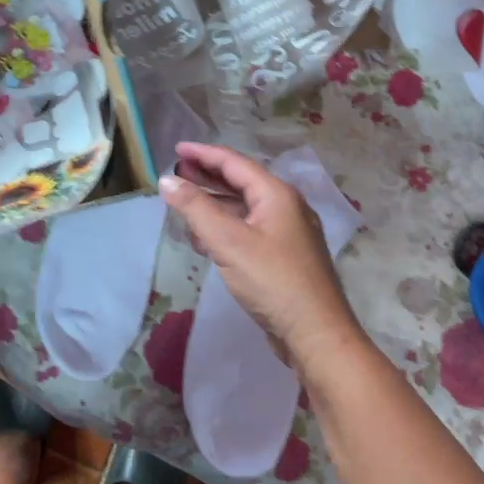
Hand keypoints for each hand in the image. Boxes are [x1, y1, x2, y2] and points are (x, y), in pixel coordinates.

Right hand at [158, 142, 363, 362]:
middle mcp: (286, 207)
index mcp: (276, 195)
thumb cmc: (273, 280)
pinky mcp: (284, 257)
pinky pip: (248, 229)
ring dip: (213, 204)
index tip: (176, 149)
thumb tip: (167, 180)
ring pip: (244, 208)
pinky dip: (224, 226)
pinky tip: (204, 240)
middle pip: (241, 182)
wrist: (316, 334)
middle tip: (177, 172)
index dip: (203, 154)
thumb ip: (195, 208)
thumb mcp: (228, 241)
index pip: (234, 163)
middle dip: (207, 176)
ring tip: (184, 205)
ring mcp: (288, 233)